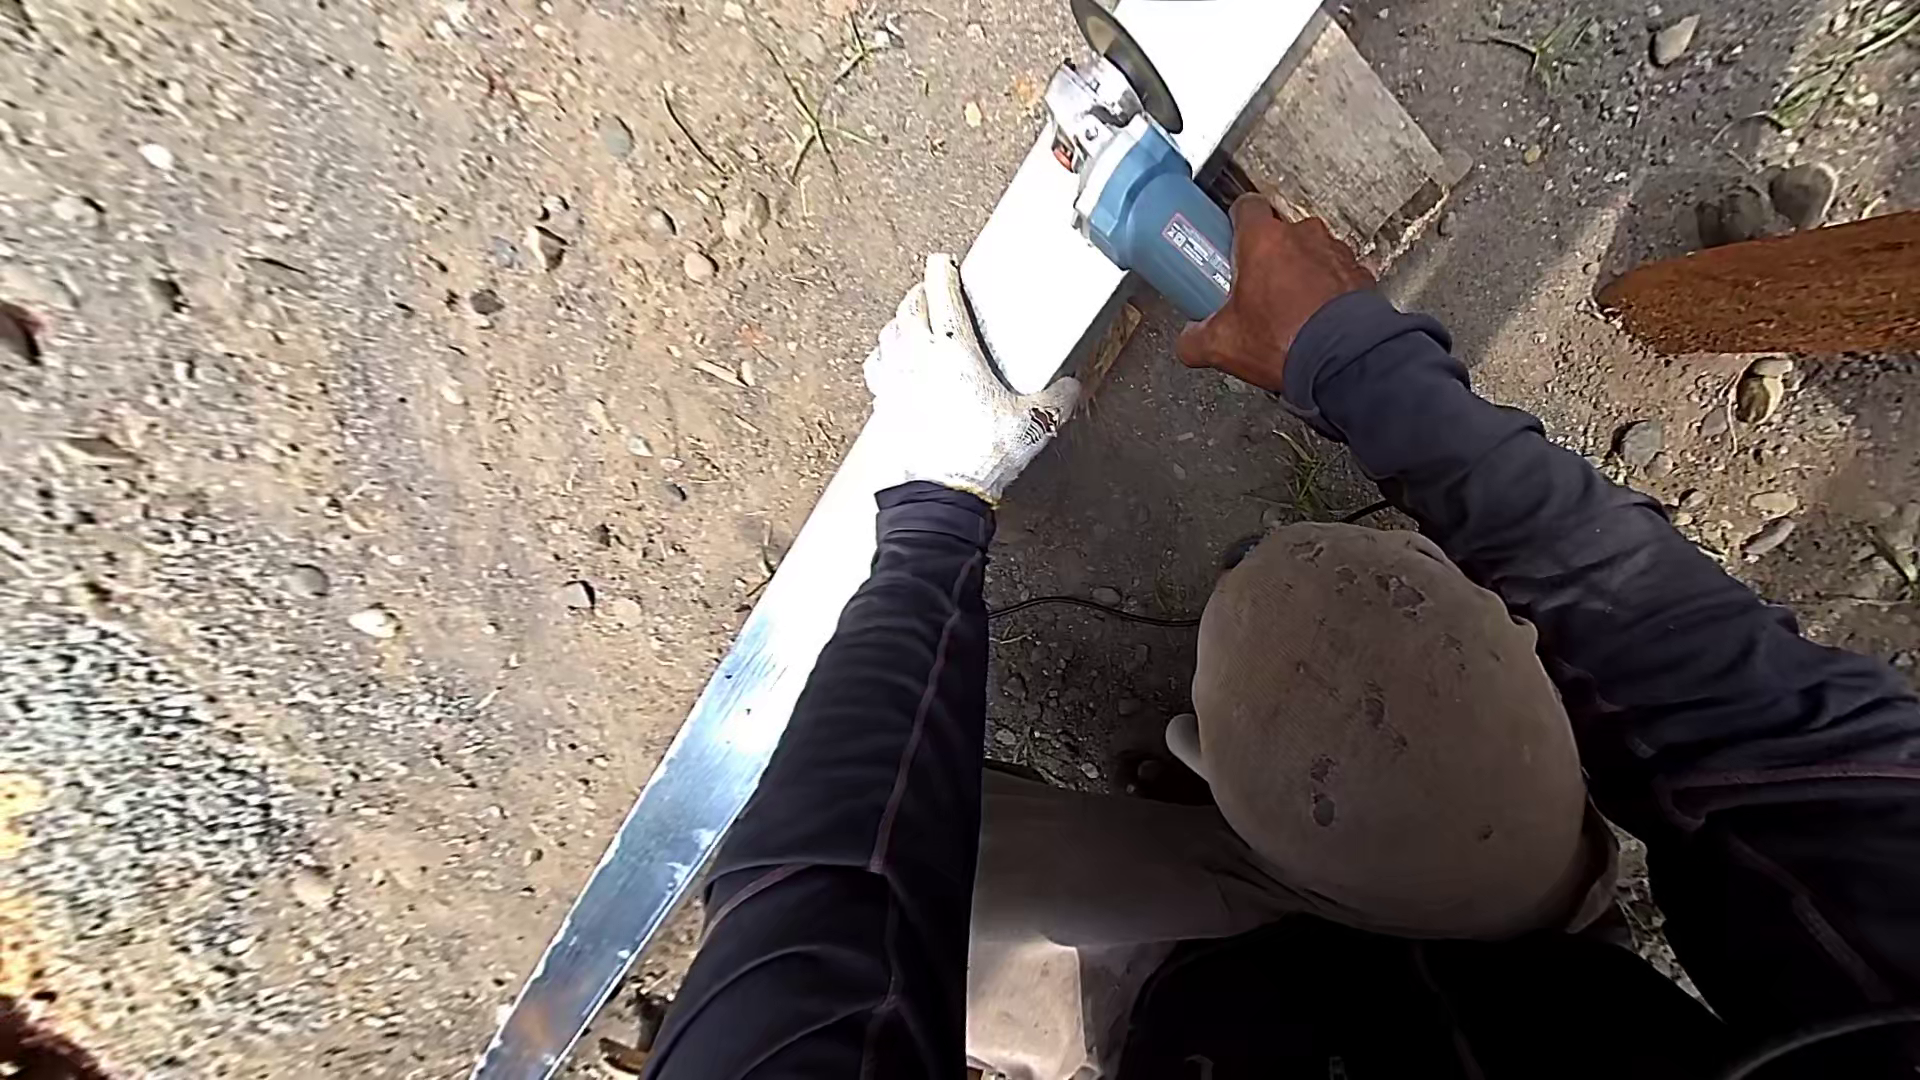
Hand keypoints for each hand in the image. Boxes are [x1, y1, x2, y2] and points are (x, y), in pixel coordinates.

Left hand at [864, 254, 1080, 503]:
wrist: (941, 494)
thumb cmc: (979, 456)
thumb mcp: (1032, 424)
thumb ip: (1057, 400)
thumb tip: (1071, 388)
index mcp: (954, 352)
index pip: (942, 295)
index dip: (942, 272)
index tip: (942, 262)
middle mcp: (919, 359)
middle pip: (909, 308)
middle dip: (919, 293)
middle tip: (929, 290)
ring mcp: (896, 382)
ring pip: (888, 334)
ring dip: (899, 322)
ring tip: (909, 321)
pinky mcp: (885, 407)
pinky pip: (877, 369)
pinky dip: (884, 356)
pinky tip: (890, 362)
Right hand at [1174, 195, 1374, 392]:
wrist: (1339, 360)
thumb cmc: (1284, 340)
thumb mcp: (1219, 346)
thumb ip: (1193, 339)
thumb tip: (1188, 340)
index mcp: (1264, 242)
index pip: (1246, 207)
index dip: (1233, 223)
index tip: (1225, 243)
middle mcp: (1303, 236)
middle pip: (1277, 232)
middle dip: (1263, 256)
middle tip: (1249, 287)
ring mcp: (1335, 252)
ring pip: (1307, 251)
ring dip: (1294, 271)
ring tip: (1281, 307)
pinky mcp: (1358, 274)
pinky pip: (1333, 273)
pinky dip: (1322, 289)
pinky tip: (1309, 316)